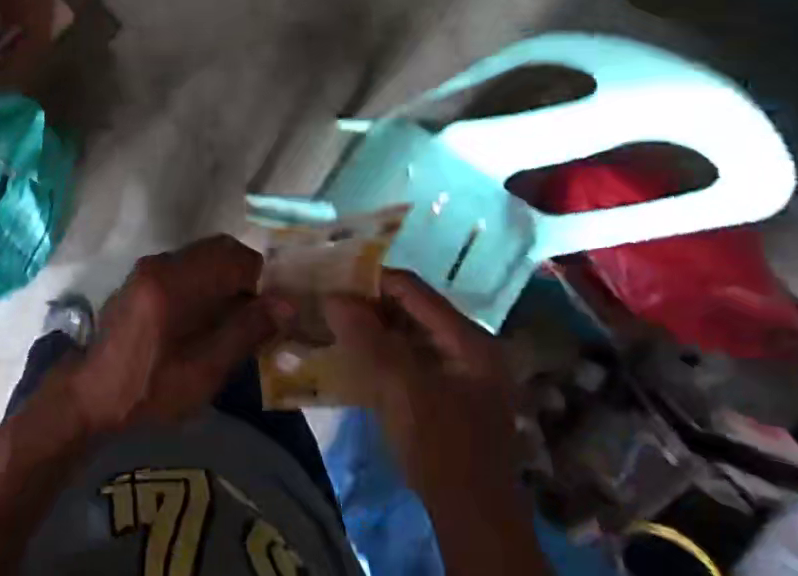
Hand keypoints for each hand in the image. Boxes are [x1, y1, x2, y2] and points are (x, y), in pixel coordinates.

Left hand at [57, 235, 288, 433]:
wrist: (92, 395)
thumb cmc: (150, 389)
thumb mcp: (204, 370)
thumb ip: (245, 332)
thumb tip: (286, 304)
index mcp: (173, 281)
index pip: (233, 257)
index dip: (261, 279)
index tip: (274, 309)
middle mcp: (159, 263)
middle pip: (217, 250)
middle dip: (245, 275)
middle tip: (259, 314)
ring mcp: (147, 268)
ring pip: (201, 257)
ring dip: (225, 279)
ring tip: (236, 320)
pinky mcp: (141, 280)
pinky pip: (184, 267)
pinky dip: (205, 282)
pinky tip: (208, 319)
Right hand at [322, 270, 520, 495]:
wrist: (473, 518)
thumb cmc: (441, 445)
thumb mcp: (399, 386)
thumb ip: (366, 336)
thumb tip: (332, 296)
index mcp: (467, 337)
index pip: (411, 288)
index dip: (368, 279)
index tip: (328, 279)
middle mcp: (467, 345)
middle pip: (409, 308)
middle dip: (366, 303)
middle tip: (324, 301)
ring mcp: (458, 370)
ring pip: (405, 332)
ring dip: (369, 326)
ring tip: (329, 323)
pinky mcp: (445, 392)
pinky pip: (406, 356)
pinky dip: (378, 350)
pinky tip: (349, 354)